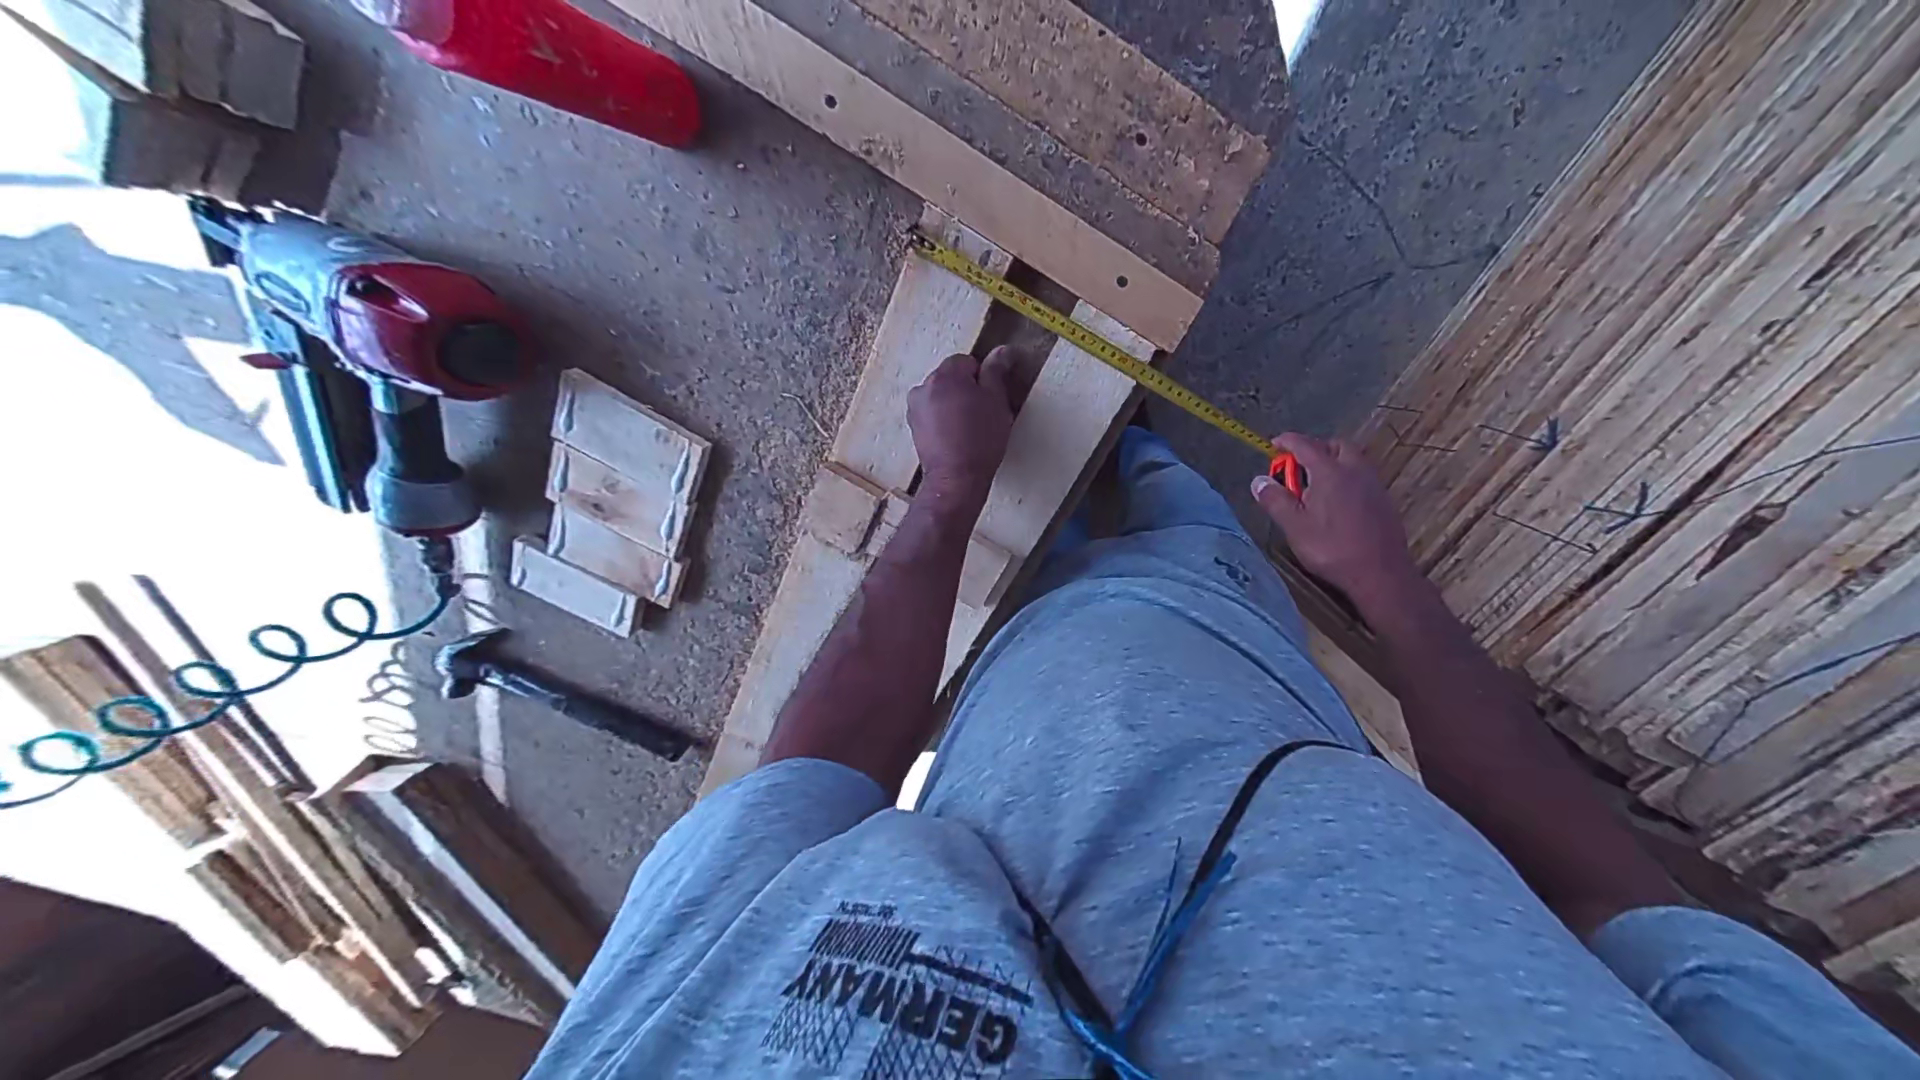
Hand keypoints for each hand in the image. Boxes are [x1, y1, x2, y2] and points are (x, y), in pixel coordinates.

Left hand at [908, 348, 1015, 504]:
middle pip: (951, 377)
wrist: (956, 479)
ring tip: (969, 429)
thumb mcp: (997, 402)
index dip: (983, 378)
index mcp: (946, 375)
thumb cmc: (980, 441)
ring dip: (954, 405)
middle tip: (983, 414)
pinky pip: (932, 414)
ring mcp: (915, 408)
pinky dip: (943, 420)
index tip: (991, 397)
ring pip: (941, 396)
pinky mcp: (913, 428)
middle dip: (966, 390)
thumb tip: (1002, 351)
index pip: (967, 361)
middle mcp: (925, 387)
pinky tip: (956, 437)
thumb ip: (996, 372)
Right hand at [1251, 433, 1422, 609]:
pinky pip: (1362, 476)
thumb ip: (1275, 500)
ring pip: (1352, 460)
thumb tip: (1258, 480)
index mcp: (1329, 472)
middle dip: (1314, 448)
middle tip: (1297, 466)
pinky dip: (1345, 477)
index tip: (1274, 444)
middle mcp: (1354, 471)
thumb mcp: (1294, 526)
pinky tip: (1336, 501)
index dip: (1287, 441)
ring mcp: (1373, 484)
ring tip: (1315, 483)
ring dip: (1332, 462)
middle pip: (1335, 446)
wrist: (1379, 572)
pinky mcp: (1383, 500)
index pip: (1305, 445)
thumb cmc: (1331, 548)